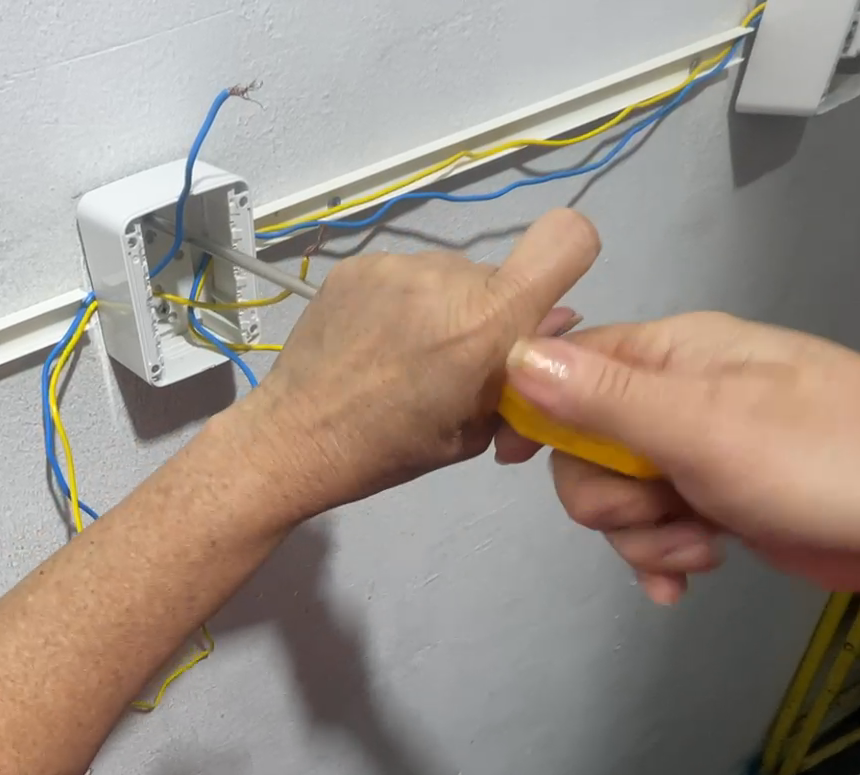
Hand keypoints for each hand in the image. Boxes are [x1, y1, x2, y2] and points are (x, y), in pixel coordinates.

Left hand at [240, 208, 600, 518]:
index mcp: (484, 322)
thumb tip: (555, 322)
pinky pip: (397, 276)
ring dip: (435, 308)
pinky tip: (367, 343)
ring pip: (442, 277)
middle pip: (492, 275)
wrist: (292, 437)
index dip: (564, 262)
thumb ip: (519, 374)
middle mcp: (444, 277)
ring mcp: (392, 266)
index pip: (567, 238)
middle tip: (443, 363)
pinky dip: (394, 303)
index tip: (537, 300)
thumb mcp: (469, 431)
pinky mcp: (352, 267)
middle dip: (480, 313)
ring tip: (396, 356)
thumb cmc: (384, 451)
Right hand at [496, 312, 859, 602]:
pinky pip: (647, 527)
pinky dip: (659, 555)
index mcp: (668, 356)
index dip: (529, 409)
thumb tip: (511, 357)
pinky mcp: (710, 499)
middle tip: (659, 507)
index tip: (514, 457)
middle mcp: (671, 398)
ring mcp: (691, 451)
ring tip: (703, 545)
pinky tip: (684, 578)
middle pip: (577, 447)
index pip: (561, 366)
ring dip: (642, 534)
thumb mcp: (704, 426)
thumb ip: (602, 397)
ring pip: (609, 496)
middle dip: (605, 495)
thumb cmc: (833, 460)